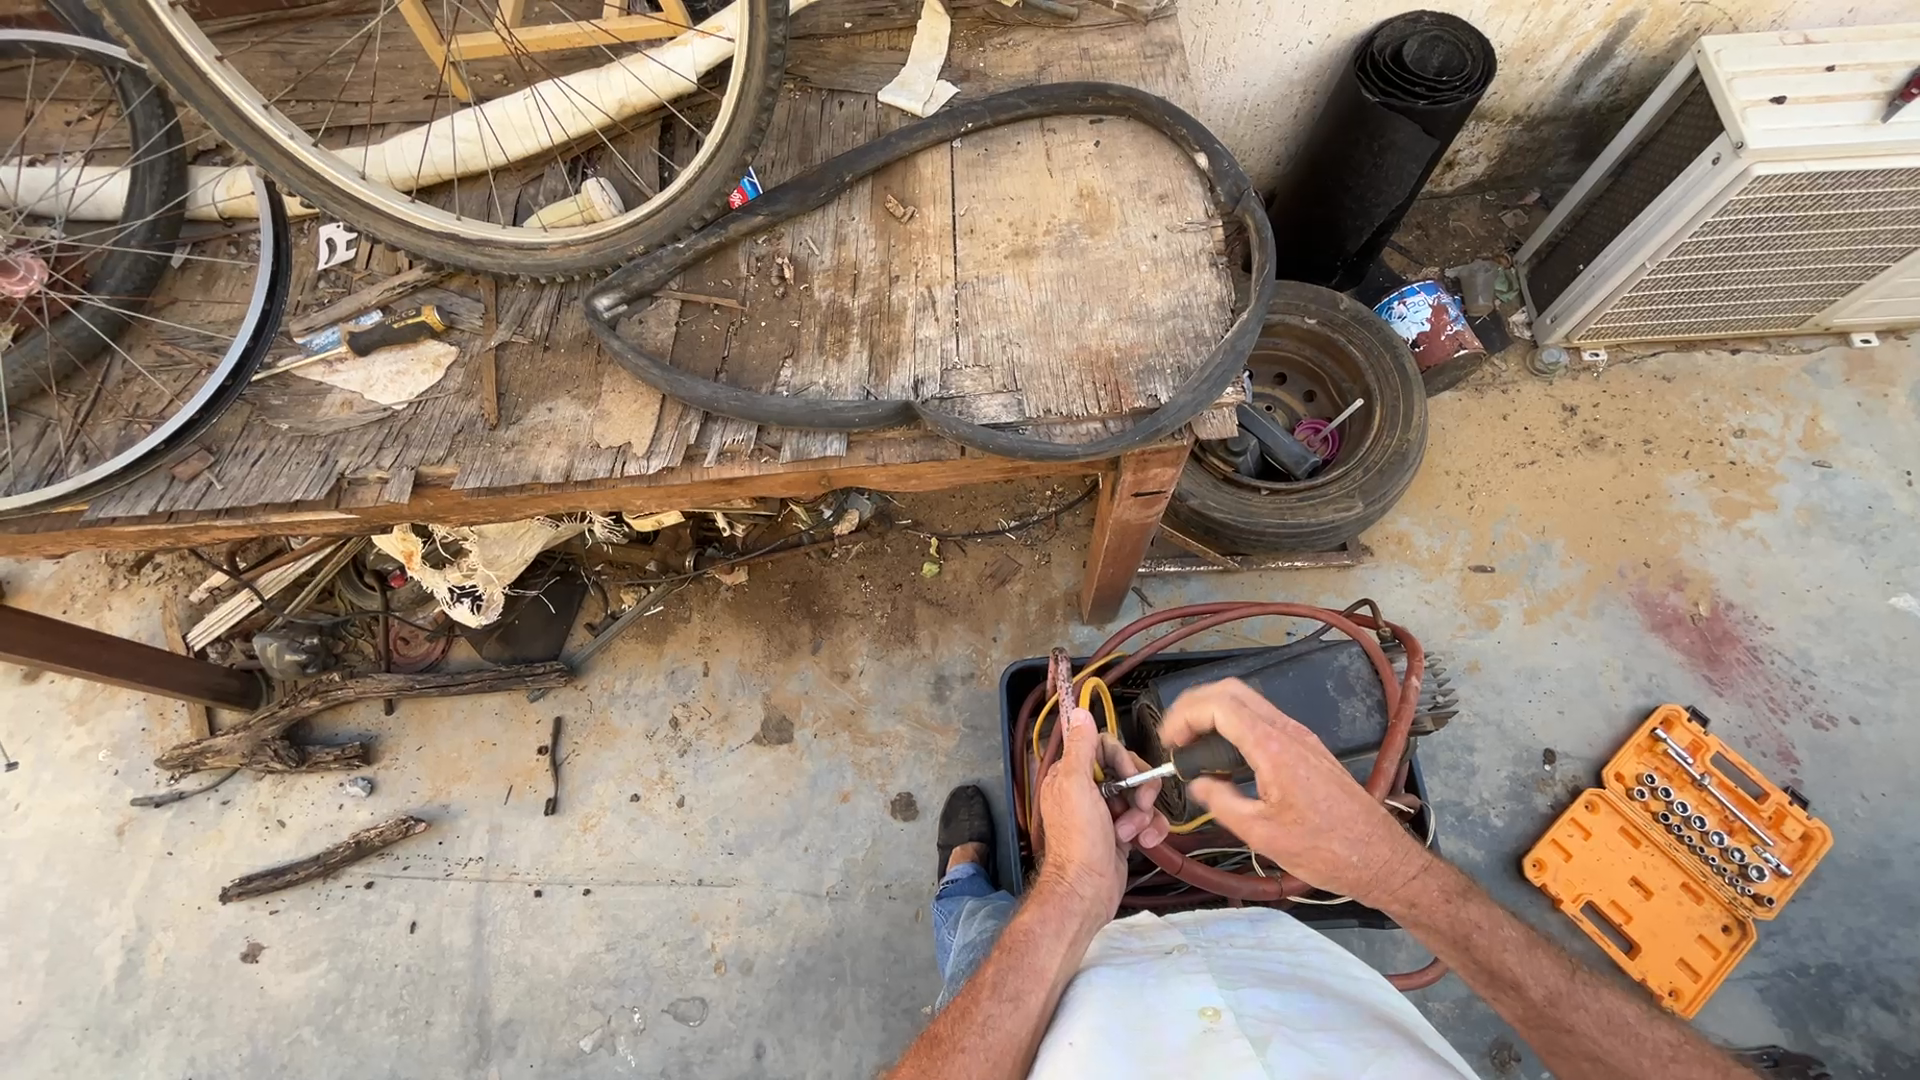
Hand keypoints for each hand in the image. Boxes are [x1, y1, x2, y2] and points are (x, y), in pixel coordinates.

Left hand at [1037, 706, 1170, 916]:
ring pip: (1141, 794)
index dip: (1122, 759)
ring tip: (1131, 831)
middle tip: (1137, 805)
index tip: (1127, 775)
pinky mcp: (1123, 830)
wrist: (1088, 890)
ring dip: (1144, 813)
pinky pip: (1148, 817)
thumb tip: (1079, 713)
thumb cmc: (1078, 841)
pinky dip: (1150, 828)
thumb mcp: (1076, 786)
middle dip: (1139, 788)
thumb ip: (1081, 748)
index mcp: (1072, 774)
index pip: (1105, 746)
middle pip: (1128, 769)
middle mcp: (1088, 789)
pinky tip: (1143, 841)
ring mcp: (1106, 810)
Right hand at [1158, 678, 1432, 907]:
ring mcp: (1299, 735)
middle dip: (1194, 704)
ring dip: (1213, 711)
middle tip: (1175, 734)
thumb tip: (1197, 784)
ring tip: (1193, 742)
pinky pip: (1260, 718)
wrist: (1381, 859)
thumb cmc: (1325, 850)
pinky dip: (1232, 723)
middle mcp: (1286, 731)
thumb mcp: (1261, 834)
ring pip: (1246, 699)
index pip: (1218, 706)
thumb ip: (1221, 802)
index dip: (1184, 716)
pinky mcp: (1305, 747)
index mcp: (1273, 747)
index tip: (1168, 740)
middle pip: (1230, 690)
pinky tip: (1224, 755)